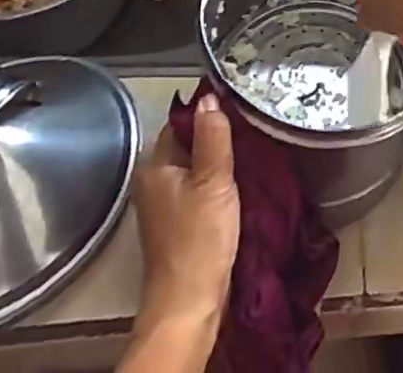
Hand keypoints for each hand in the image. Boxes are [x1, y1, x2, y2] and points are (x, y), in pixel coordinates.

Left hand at [131, 94, 239, 322]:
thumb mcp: (213, 179)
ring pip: (194, 168)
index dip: (207, 111)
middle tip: (249, 126)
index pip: (181, 122)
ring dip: (218, 161)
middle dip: (215, 135)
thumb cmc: (199, 238)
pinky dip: (216, 184)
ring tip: (249, 150)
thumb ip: (213, 136)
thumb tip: (209, 97)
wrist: (188, 305)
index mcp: (155, 166)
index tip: (237, 103)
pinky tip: (238, 184)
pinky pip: (198, 190)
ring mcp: (164, 206)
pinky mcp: (177, 226)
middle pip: (187, 145)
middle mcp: (153, 182)